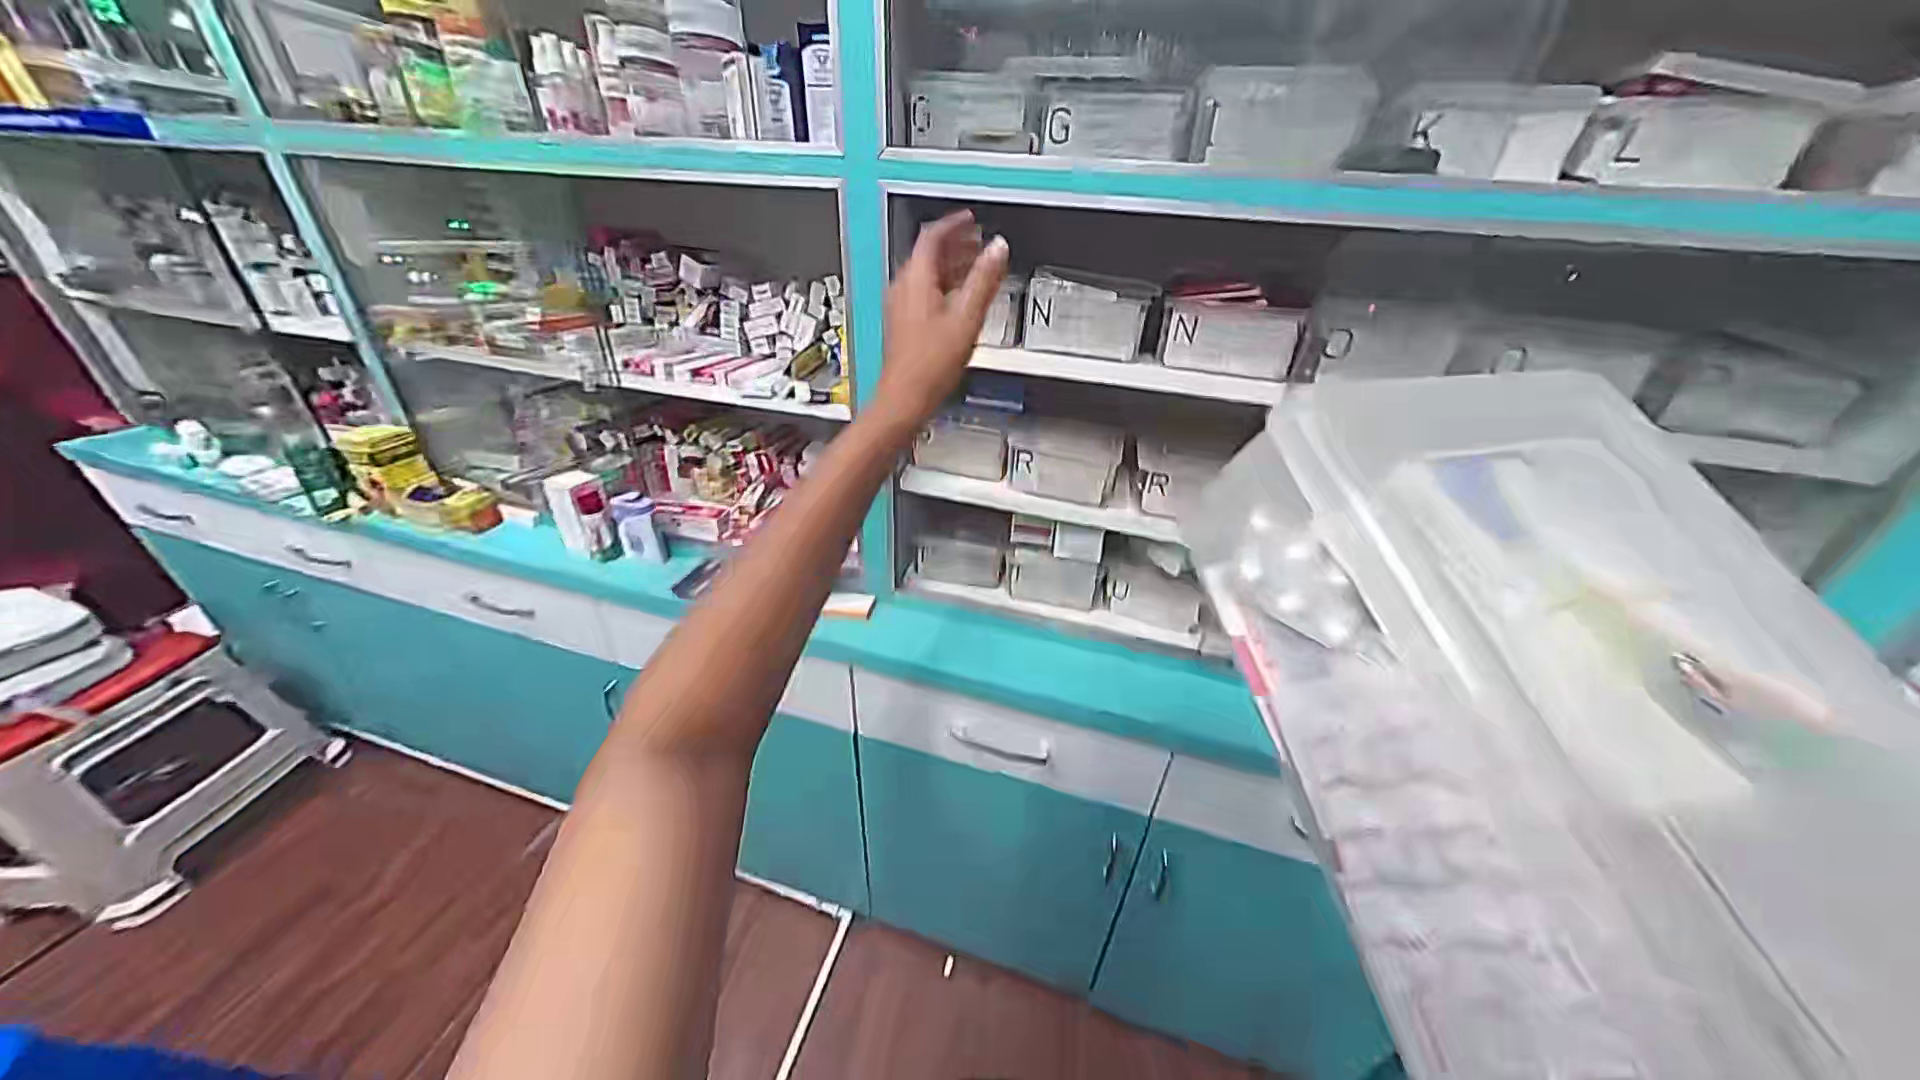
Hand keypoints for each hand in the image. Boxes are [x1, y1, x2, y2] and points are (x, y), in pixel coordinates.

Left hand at [869, 210, 1009, 439]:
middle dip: (956, 245)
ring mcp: (900, 307)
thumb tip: (998, 249)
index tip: (971, 220)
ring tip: (974, 267)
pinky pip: (924, 294)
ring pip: (927, 275)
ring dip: (951, 267)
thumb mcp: (966, 318)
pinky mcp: (904, 325)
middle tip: (977, 241)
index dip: (954, 224)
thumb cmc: (928, 366)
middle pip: (929, 255)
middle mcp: (902, 289)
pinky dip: (944, 287)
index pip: (933, 236)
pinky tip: (960, 301)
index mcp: (915, 280)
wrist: (905, 399)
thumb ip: (984, 280)